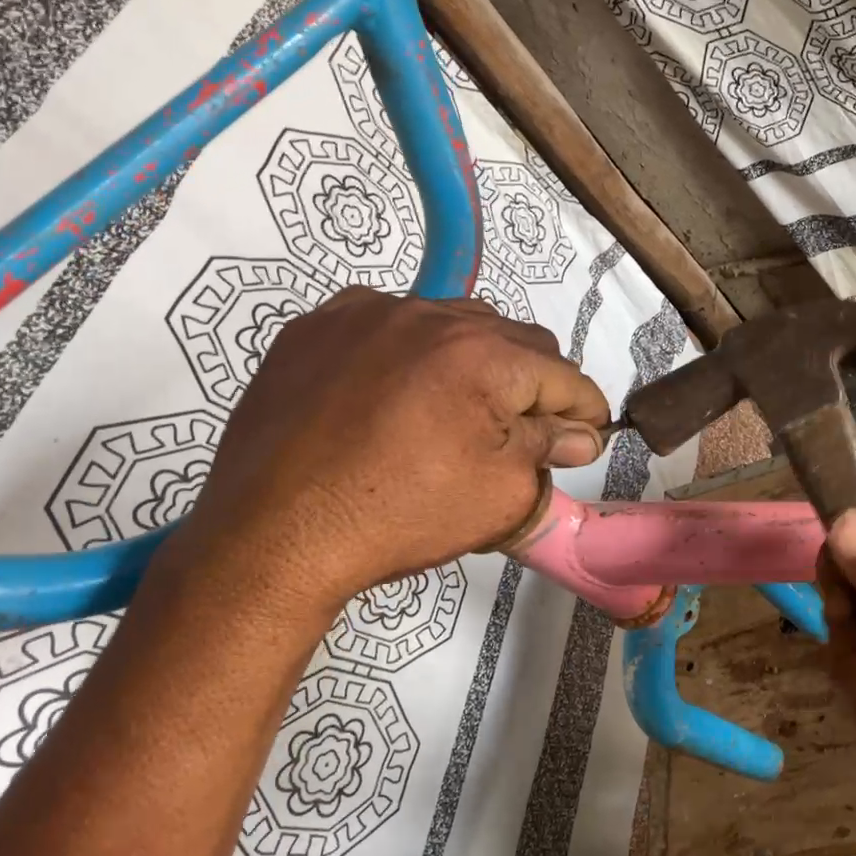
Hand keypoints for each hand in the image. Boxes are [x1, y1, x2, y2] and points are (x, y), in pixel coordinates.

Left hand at [171, 287, 609, 619]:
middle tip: (523, 434)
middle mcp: (431, 316)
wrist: (269, 540)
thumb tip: (581, 435)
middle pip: (517, 341)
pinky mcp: (316, 328)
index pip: (564, 374)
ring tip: (457, 413)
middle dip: (533, 386)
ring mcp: (367, 314)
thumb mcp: (501, 493)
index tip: (586, 438)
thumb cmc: (401, 517)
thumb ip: (551, 451)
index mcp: (485, 355)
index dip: (585, 411)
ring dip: (476, 363)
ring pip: (456, 325)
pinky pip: (391, 323)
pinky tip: (398, 393)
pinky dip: (411, 352)